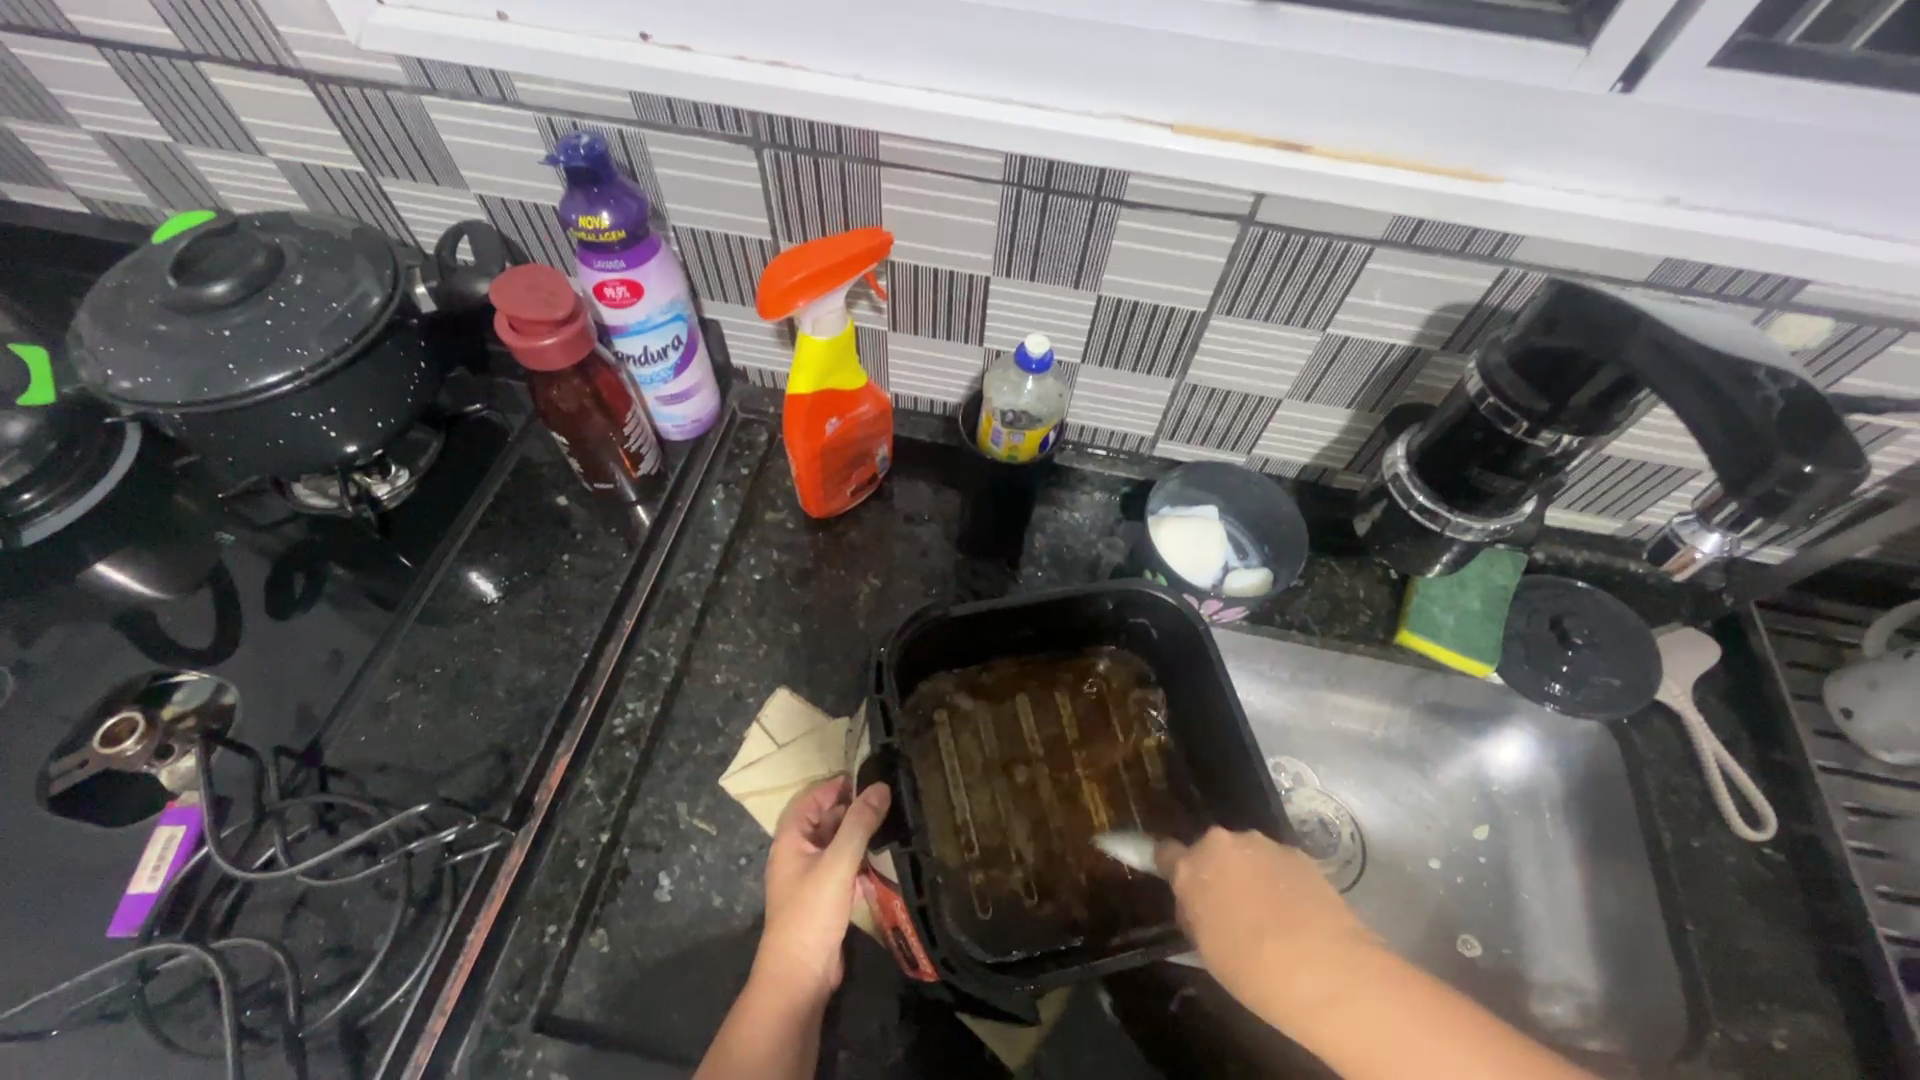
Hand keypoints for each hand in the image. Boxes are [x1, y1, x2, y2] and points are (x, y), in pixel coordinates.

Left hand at [754, 776, 892, 1001]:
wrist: (800, 975)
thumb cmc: (811, 913)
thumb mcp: (838, 862)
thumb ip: (859, 824)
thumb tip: (880, 786)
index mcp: (790, 840)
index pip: (811, 799)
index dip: (836, 785)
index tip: (869, 775)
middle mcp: (798, 855)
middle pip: (825, 820)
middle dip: (852, 809)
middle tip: (888, 798)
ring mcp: (811, 878)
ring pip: (836, 845)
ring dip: (859, 835)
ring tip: (892, 823)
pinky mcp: (825, 899)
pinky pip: (844, 868)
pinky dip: (861, 860)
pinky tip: (884, 859)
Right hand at [1155, 827, 1377, 1021]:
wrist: (1326, 971)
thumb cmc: (1252, 970)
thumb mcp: (1204, 947)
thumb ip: (1194, 913)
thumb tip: (1198, 903)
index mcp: (1191, 867)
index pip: (1165, 852)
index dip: (1171, 868)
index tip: (1182, 888)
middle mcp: (1223, 844)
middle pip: (1210, 852)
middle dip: (1217, 873)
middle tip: (1230, 909)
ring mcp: (1263, 845)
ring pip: (1246, 855)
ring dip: (1250, 874)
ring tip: (1270, 914)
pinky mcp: (1299, 853)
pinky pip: (1277, 862)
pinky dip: (1280, 880)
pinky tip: (1296, 912)